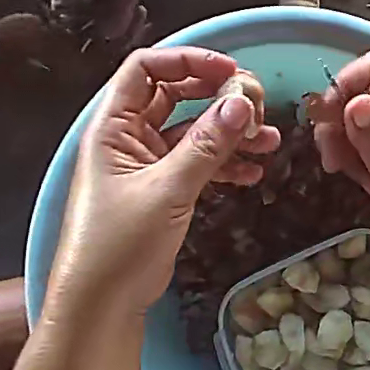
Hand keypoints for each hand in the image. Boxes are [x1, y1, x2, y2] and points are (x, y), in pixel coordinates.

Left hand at [50, 47, 279, 318]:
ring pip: (193, 130)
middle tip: (256, 103)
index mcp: (113, 125)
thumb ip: (207, 144)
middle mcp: (128, 136)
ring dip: (229, 131)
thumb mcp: (167, 189)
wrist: (101, 307)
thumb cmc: (119, 244)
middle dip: (217, 95)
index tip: (231, 71)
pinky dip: (224, 162)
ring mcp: (146, 162)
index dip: (188, 62)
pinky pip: (198, 161)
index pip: (147, 68)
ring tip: (268, 140)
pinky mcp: (163, 188)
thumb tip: (242, 101)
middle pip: (176, 95)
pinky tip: (253, 171)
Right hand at [309, 51, 369, 258]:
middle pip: (356, 92)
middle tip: (331, 155)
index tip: (329, 117)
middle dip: (333, 118)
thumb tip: (355, 102)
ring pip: (351, 118)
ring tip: (338, 168)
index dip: (346, 82)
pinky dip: (345, 154)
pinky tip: (350, 176)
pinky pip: (356, 141)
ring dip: (335, 139)